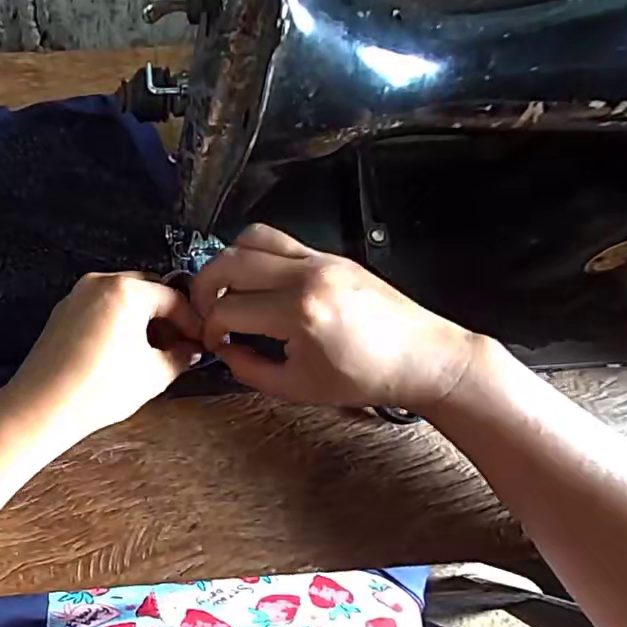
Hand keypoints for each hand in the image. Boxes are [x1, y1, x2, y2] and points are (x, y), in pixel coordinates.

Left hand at [0, 272, 204, 442]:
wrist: (42, 406)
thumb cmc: (97, 389)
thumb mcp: (153, 374)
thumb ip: (180, 356)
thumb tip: (190, 349)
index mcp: (126, 290)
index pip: (173, 297)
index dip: (191, 322)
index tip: (200, 340)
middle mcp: (99, 283)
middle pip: (146, 290)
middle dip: (166, 316)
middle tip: (178, 345)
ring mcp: (76, 296)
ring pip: (122, 298)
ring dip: (142, 318)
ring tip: (152, 352)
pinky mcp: (61, 313)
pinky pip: (99, 308)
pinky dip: (117, 322)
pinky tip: (122, 352)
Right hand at [191, 224, 484, 411]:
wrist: (423, 357)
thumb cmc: (365, 377)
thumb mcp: (295, 387)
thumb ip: (248, 369)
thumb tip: (224, 351)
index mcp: (298, 312)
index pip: (227, 309)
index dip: (210, 329)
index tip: (215, 343)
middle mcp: (306, 276)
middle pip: (228, 263)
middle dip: (203, 288)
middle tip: (206, 311)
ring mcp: (319, 260)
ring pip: (250, 238)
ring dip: (227, 262)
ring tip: (226, 289)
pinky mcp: (329, 255)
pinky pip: (278, 240)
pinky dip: (255, 255)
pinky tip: (257, 282)